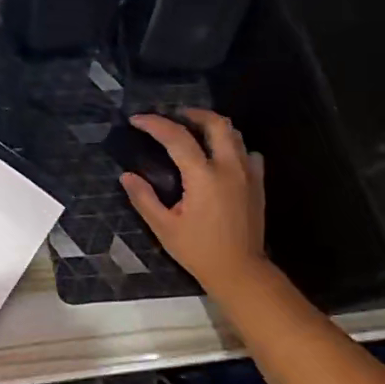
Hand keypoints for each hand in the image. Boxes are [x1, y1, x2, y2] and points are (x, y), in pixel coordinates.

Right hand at [119, 109, 266, 289]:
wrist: (239, 269)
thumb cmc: (197, 250)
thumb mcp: (163, 227)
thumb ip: (144, 198)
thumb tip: (127, 176)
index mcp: (204, 177)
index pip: (177, 138)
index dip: (155, 124)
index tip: (137, 120)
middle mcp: (230, 167)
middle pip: (216, 123)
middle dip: (193, 114)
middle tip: (173, 117)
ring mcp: (248, 173)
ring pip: (235, 134)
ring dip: (212, 127)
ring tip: (192, 132)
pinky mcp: (258, 182)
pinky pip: (247, 153)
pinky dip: (231, 147)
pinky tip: (218, 158)